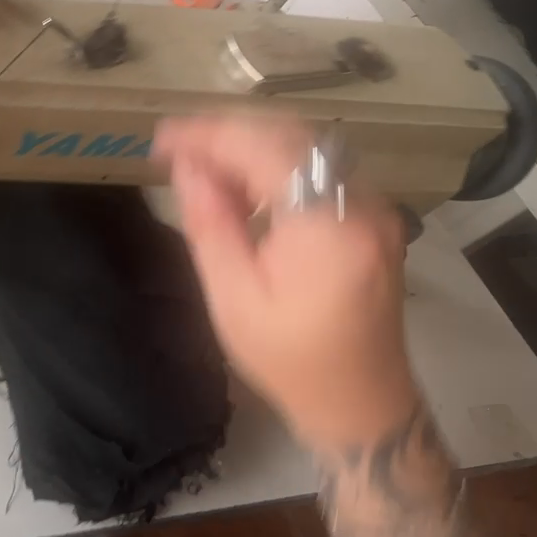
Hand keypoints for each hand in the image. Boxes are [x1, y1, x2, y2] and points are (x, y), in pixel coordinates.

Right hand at [157, 115, 419, 449]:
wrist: (361, 403)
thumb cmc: (289, 360)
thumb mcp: (233, 298)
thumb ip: (210, 224)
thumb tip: (186, 166)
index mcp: (327, 229)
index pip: (265, 150)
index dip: (209, 135)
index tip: (162, 139)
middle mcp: (362, 206)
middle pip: (290, 136)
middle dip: (227, 133)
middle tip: (175, 149)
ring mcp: (374, 208)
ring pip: (306, 145)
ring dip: (249, 144)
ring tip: (200, 165)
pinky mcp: (372, 216)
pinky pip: (319, 167)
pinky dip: (274, 162)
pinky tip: (241, 183)